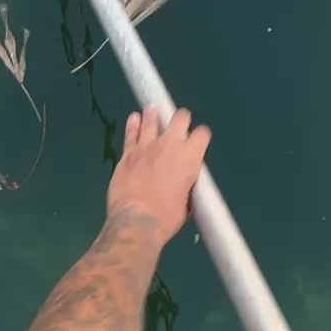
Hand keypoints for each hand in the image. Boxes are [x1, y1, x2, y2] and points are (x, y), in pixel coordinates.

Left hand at [107, 106, 209, 243]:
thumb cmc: (167, 217)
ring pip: (151, 118)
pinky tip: (134, 119)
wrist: (137, 221)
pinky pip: (131, 133)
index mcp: (190, 158)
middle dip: (181, 119)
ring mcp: (146, 146)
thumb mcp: (187, 202)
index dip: (201, 136)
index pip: (202, 134)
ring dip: (154, 114)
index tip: (198, 140)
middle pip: (180, 117)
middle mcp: (170, 145)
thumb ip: (186, 184)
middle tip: (178, 123)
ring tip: (153, 109)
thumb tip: (183, 183)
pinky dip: (133, 124)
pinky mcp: (128, 153)